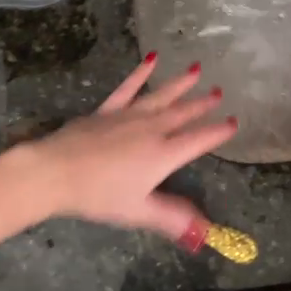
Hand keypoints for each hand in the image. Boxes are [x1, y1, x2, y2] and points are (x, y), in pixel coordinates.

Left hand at [14, 55, 236, 248]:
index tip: (234, 122)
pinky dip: (141, 72)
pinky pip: (129, 87)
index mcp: (163, 154)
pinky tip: (152, 57)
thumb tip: (206, 233)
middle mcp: (151, 129)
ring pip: (161, 96)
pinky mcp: (108, 109)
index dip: (217, 132)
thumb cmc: (99, 195)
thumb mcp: (139, 211)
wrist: (56, 171)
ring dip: (180, 84)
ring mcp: (129, 115)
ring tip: (197, 70)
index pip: (197, 141)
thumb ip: (173, 218)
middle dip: (202, 105)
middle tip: (219, 92)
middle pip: (182, 114)